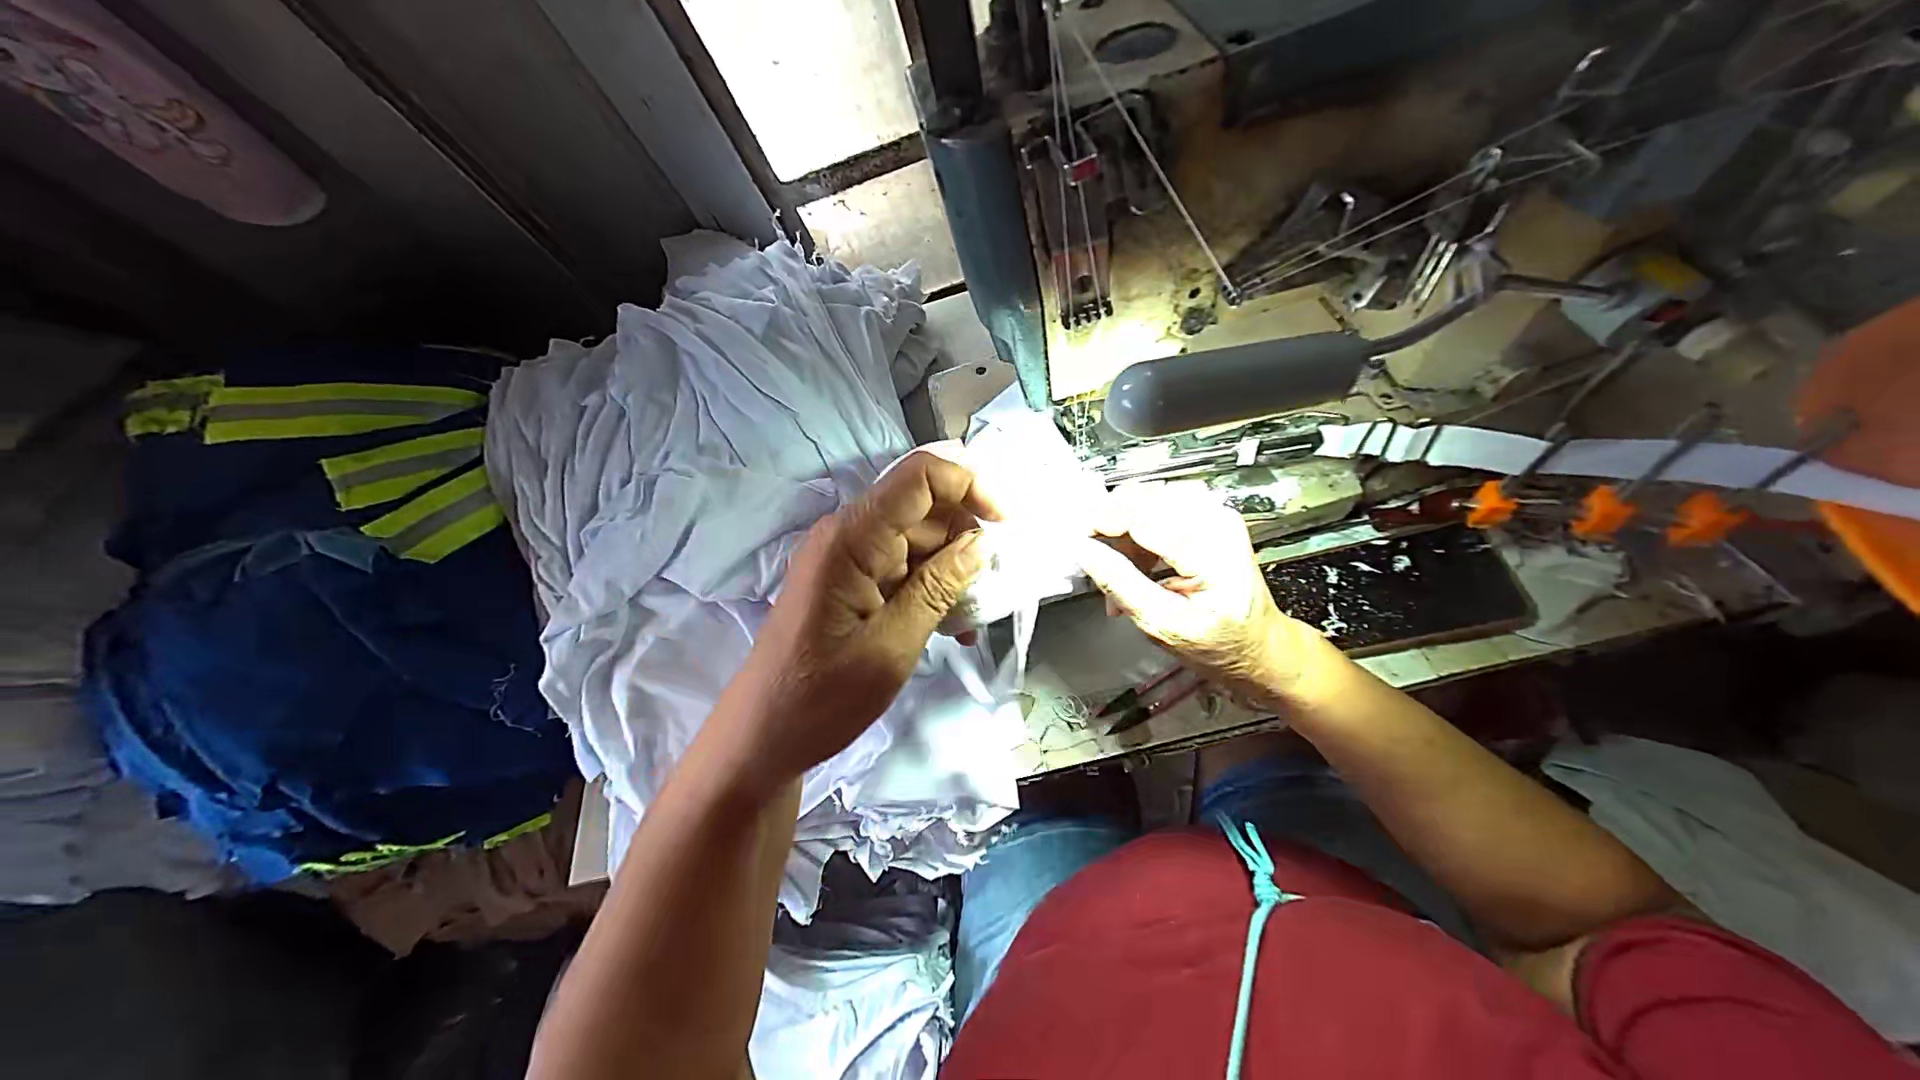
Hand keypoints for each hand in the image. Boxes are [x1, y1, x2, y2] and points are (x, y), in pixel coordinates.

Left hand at [711, 451, 1001, 788]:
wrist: (762, 737)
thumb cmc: (823, 697)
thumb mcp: (894, 644)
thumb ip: (939, 586)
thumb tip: (980, 544)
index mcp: (851, 538)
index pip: (919, 477)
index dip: (969, 486)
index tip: (1005, 526)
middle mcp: (845, 536)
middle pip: (921, 509)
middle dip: (964, 539)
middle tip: (991, 588)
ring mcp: (843, 559)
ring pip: (915, 541)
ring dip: (950, 572)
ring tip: (969, 621)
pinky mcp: (845, 583)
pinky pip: (898, 569)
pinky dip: (928, 590)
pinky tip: (948, 629)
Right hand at [1074, 483, 1331, 710]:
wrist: (1256, 644)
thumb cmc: (1220, 643)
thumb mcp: (1163, 625)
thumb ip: (1121, 585)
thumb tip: (1085, 552)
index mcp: (1213, 553)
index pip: (1145, 517)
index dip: (1104, 522)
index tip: (1079, 539)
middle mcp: (1218, 523)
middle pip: (1145, 499)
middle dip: (1111, 523)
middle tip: (1093, 554)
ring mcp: (1215, 515)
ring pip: (1148, 498)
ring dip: (1122, 526)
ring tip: (1116, 564)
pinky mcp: (1209, 515)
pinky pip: (1159, 505)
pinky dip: (1137, 528)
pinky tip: (1133, 558)